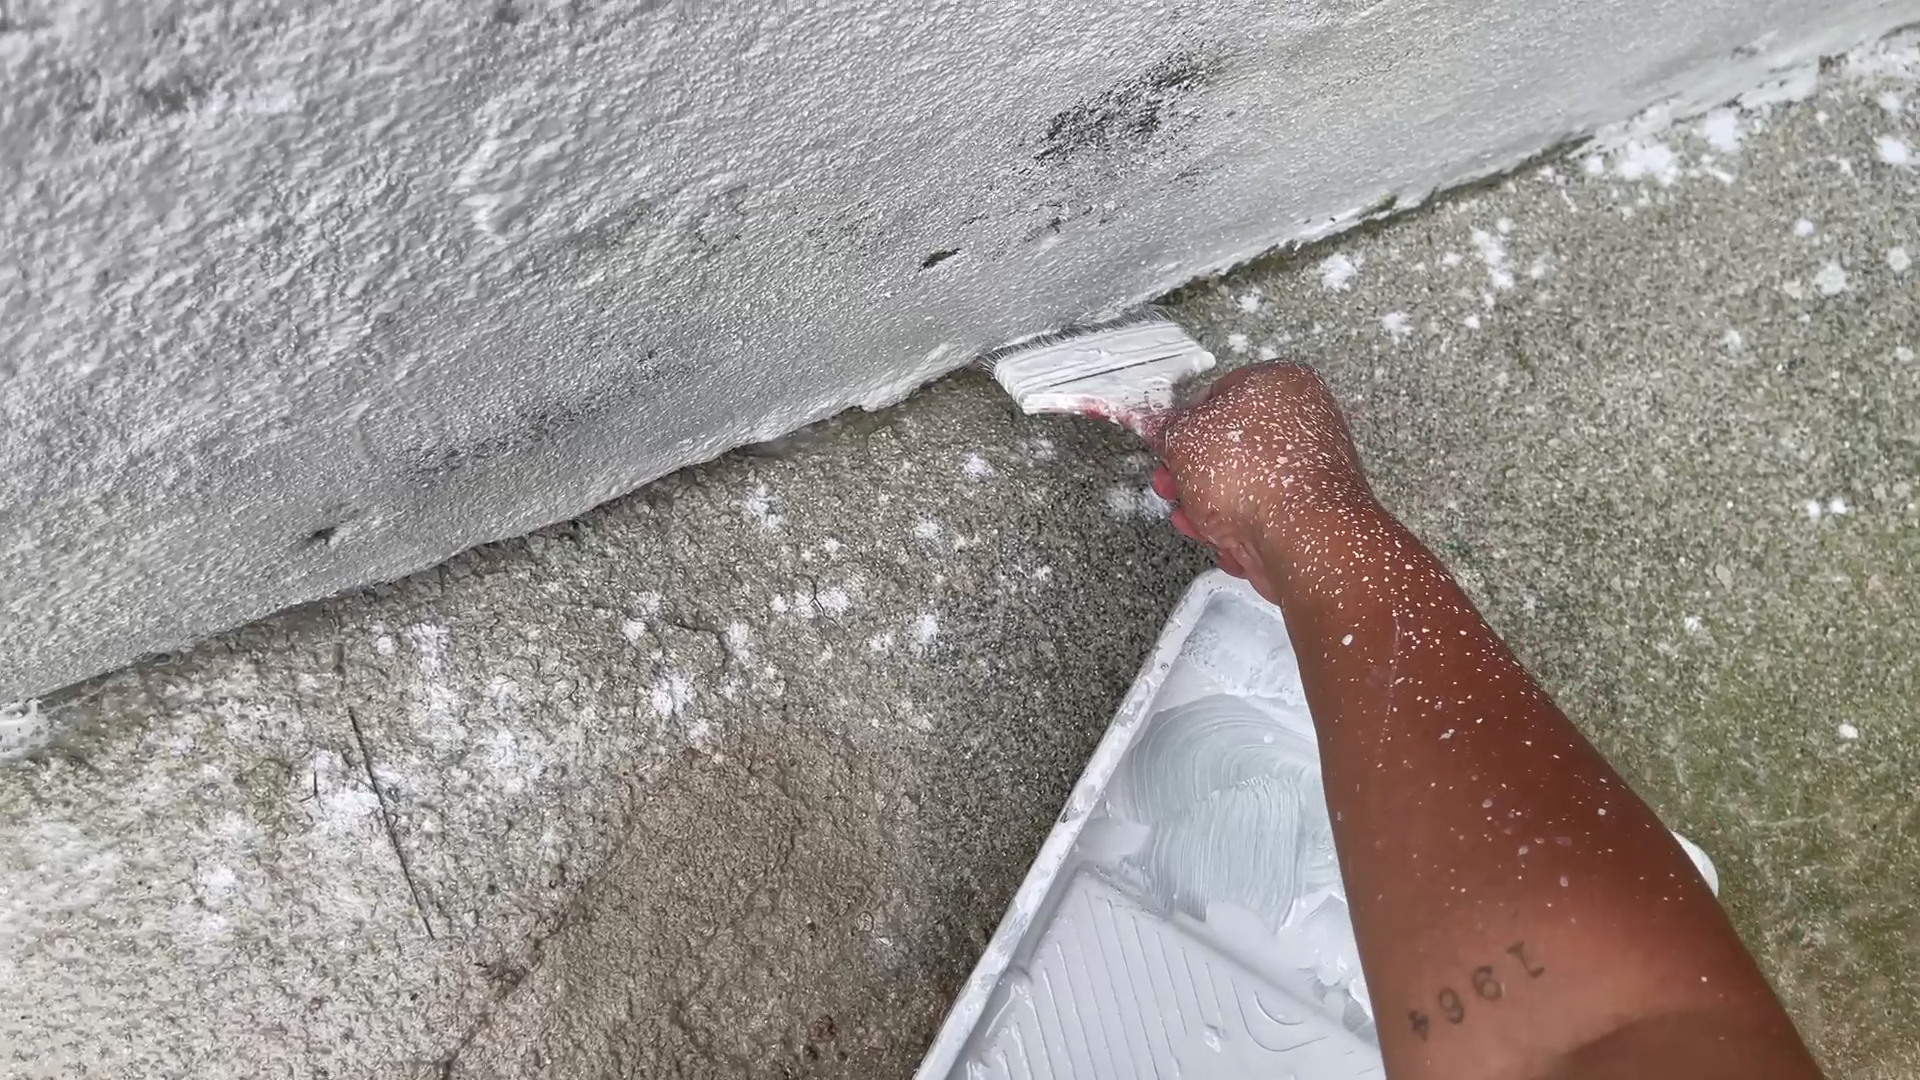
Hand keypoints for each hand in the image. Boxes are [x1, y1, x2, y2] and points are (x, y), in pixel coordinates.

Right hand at [1152, 363, 1373, 601]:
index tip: (1167, 445)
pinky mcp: (1309, 508)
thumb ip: (1163, 429)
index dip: (1182, 424)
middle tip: (1173, 484)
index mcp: (1279, 381)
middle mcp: (1303, 418)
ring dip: (1208, 504)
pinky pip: (1261, 512)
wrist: (1299, 537)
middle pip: (1228, 444)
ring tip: (1191, 517)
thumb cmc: (1256, 477)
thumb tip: (1157, 426)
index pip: (1215, 394)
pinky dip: (1238, 526)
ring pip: (1242, 484)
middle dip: (1192, 473)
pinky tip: (1220, 536)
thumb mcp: (1182, 439)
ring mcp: (1310, 466)